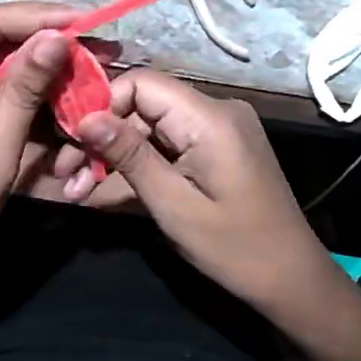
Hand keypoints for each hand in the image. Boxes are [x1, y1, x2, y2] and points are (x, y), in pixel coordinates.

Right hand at [74, 70, 338, 304]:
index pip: (141, 83)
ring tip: (80, 189)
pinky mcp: (218, 146)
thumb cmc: (234, 248)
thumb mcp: (173, 205)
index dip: (101, 105)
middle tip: (69, 177)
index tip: (71, 142)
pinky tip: (109, 188)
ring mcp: (219, 127)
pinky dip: (141, 162)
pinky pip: (169, 142)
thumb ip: (129, 156)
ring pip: (151, 126)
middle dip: (103, 137)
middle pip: (143, 105)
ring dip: (116, 154)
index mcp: (210, 117)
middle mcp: (216, 110)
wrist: (291, 278)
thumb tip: (84, 117)